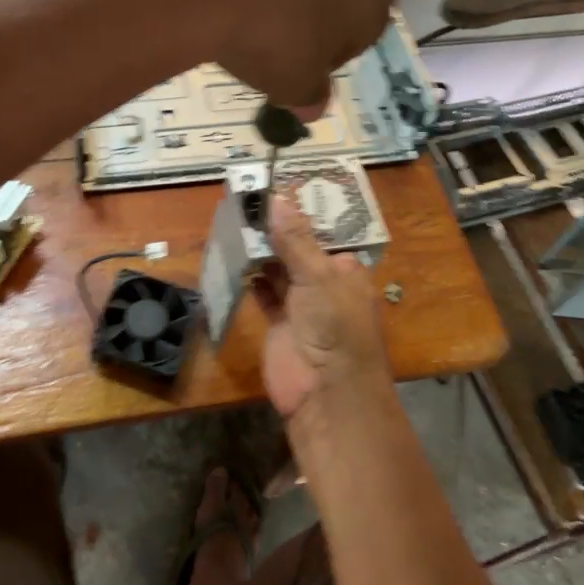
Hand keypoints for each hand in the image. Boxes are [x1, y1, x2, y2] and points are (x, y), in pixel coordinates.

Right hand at [258, 192, 391, 423]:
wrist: (327, 395)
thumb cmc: (335, 328)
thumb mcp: (318, 277)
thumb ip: (295, 240)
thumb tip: (276, 199)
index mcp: (347, 270)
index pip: (324, 234)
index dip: (301, 214)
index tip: (275, 189)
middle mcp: (326, 284)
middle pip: (298, 250)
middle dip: (276, 230)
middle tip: (248, 201)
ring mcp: (302, 306)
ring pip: (279, 270)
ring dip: (262, 252)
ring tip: (237, 222)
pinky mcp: (280, 325)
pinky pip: (265, 294)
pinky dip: (253, 278)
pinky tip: (237, 258)